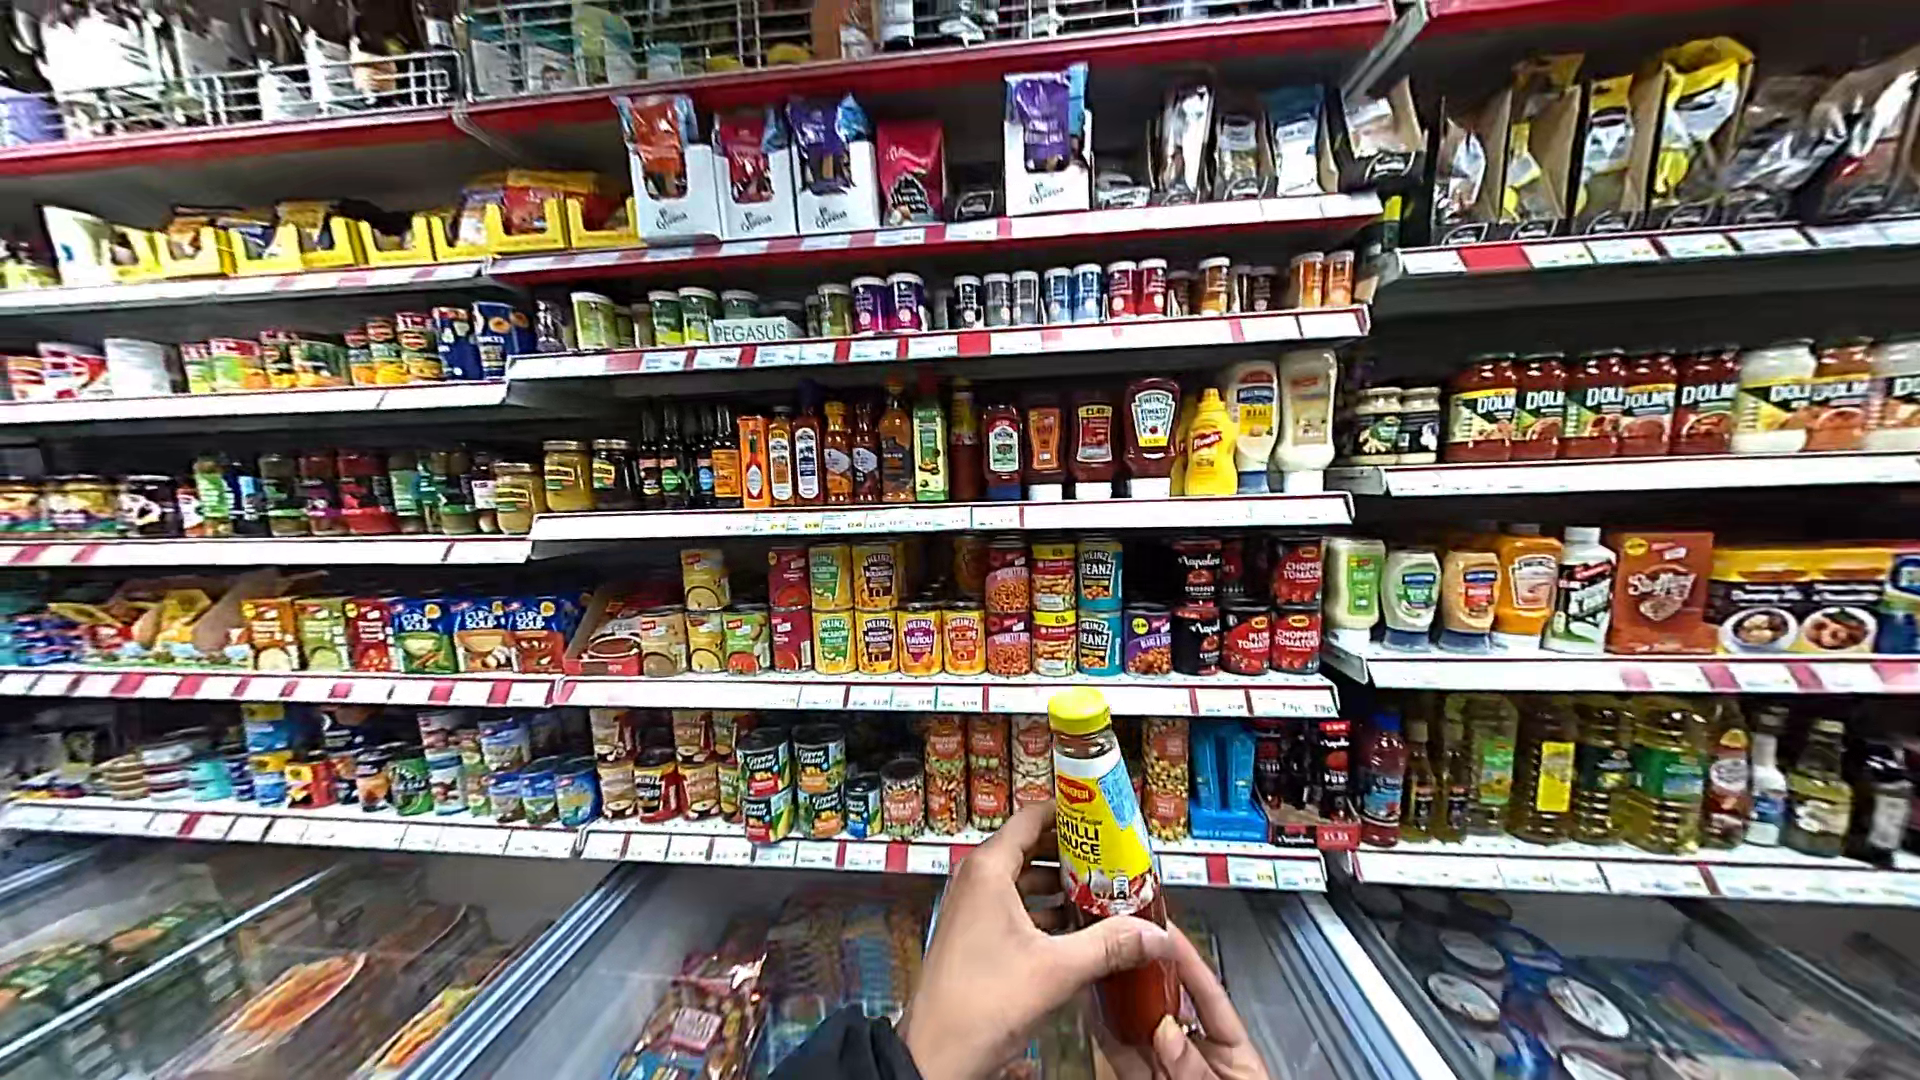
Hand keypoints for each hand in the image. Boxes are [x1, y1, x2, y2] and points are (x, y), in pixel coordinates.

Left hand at [896, 801, 1173, 1079]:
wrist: (934, 1053)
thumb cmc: (986, 999)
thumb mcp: (1054, 970)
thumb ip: (1107, 947)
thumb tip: (1156, 935)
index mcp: (989, 867)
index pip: (1031, 818)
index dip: (1067, 812)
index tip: (1101, 816)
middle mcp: (978, 875)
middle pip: (1030, 845)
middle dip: (1071, 851)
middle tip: (1112, 855)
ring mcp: (973, 902)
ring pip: (1023, 876)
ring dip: (1059, 882)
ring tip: (1102, 888)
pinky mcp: (974, 927)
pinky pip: (1013, 902)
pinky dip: (1042, 906)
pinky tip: (1075, 925)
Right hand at [1101, 923, 1270, 1079]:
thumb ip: (1199, 1074)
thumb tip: (1165, 1031)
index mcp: (1233, 1053)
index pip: (1207, 991)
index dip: (1183, 955)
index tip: (1158, 922)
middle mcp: (1197, 1055)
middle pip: (1166, 1001)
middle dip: (1141, 969)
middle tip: (1116, 937)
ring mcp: (1169, 1071)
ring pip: (1139, 1026)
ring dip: (1118, 996)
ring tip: (1097, 962)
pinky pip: (1125, 1059)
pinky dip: (1107, 1035)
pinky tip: (1091, 1009)